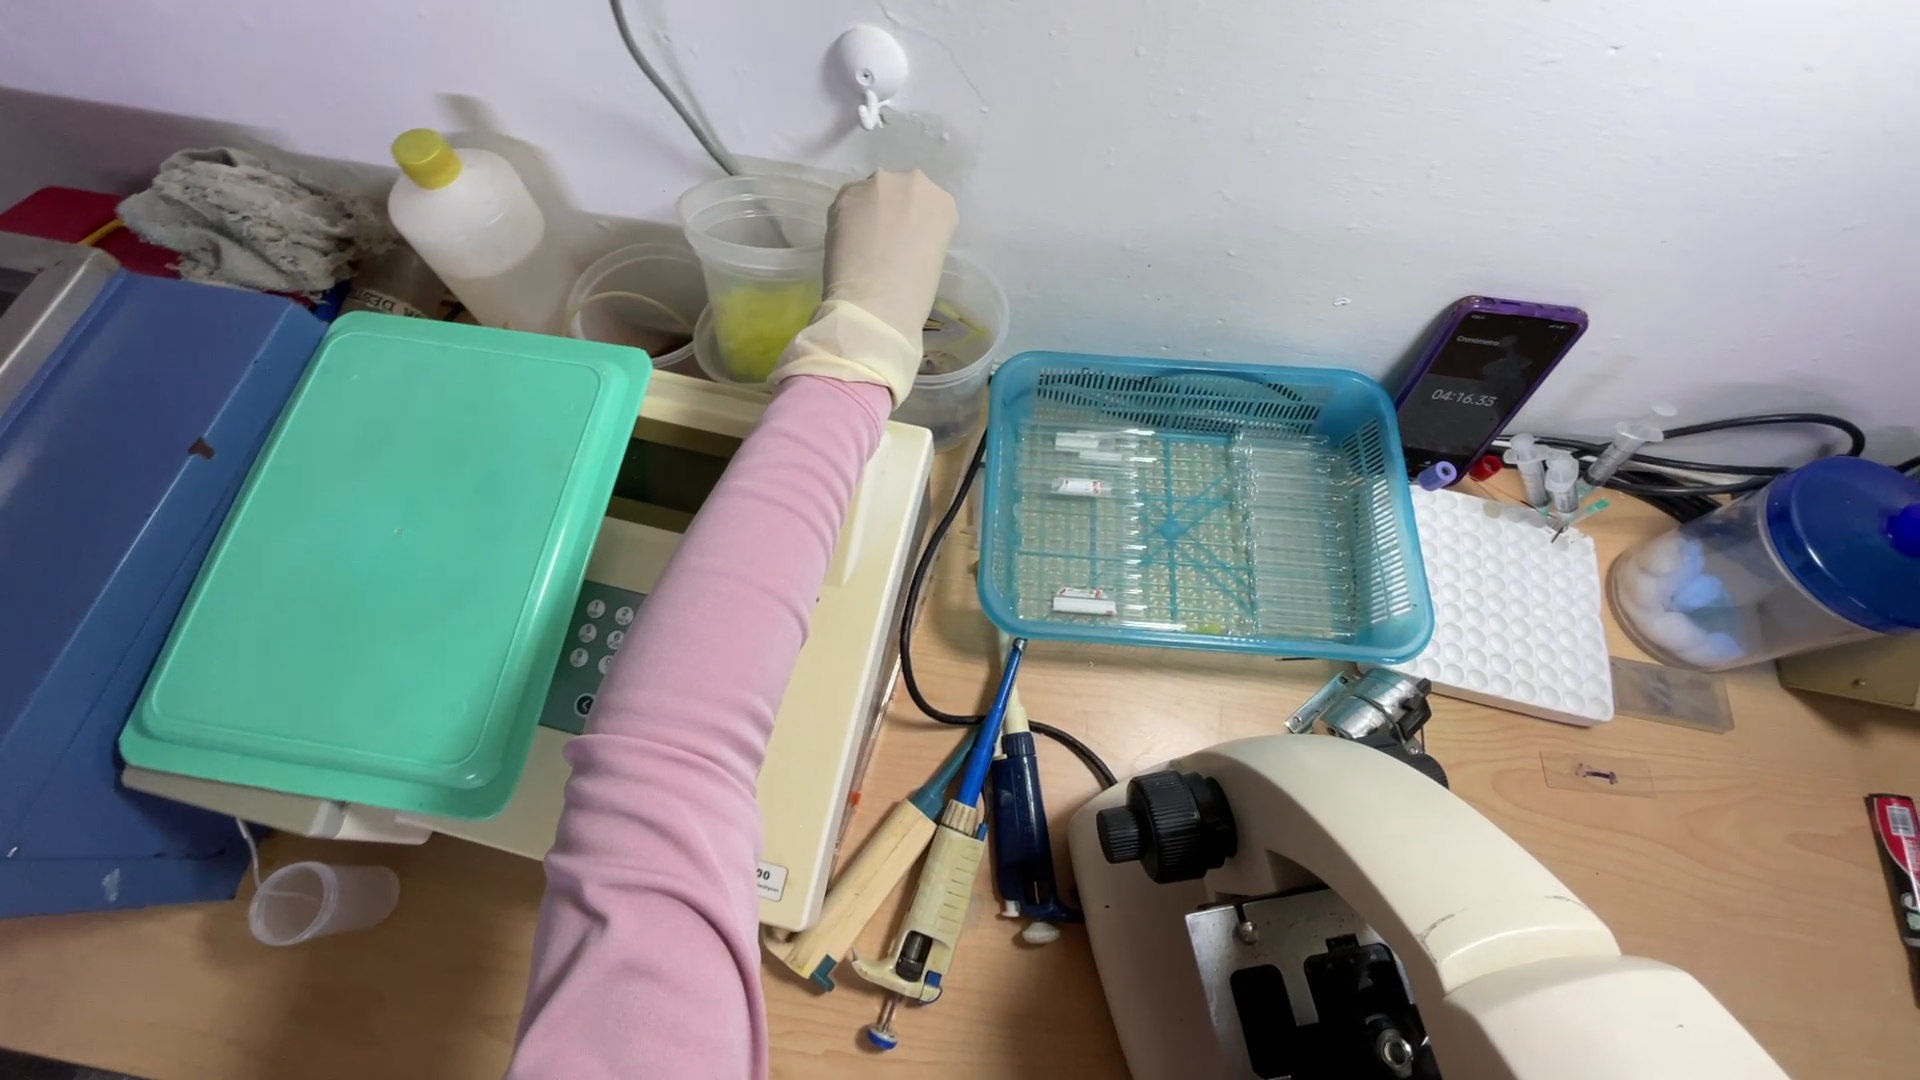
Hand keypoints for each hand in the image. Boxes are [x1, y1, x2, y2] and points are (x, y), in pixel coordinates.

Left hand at [769, 170, 958, 406]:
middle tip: (884, 244)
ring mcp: (879, 184)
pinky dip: (848, 220)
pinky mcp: (847, 193)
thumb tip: (898, 235)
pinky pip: (849, 203)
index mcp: (943, 203)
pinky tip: (847, 244)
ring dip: (869, 213)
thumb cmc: (914, 295)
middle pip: (901, 193)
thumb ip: (920, 236)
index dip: (916, 228)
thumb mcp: (932, 259)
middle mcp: (914, 182)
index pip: (930, 208)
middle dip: (892, 213)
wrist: (876, 306)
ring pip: (873, 195)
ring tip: (862, 245)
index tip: (909, 246)